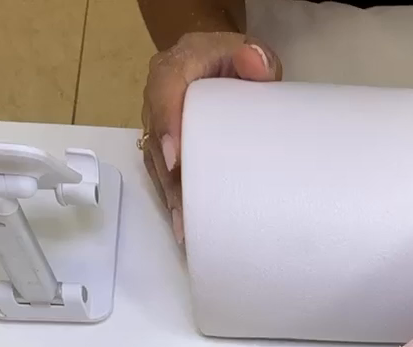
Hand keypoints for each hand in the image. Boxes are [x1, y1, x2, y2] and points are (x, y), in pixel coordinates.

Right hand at [142, 32, 279, 244]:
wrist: (222, 64)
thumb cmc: (237, 62)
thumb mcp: (248, 52)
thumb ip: (256, 57)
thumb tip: (255, 66)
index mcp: (177, 67)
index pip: (164, 91)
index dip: (166, 125)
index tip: (175, 160)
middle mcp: (160, 97)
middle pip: (156, 137)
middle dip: (168, 177)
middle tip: (183, 210)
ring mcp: (160, 125)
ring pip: (156, 162)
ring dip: (169, 196)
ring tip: (184, 229)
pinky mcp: (165, 147)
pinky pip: (162, 173)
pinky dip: (172, 199)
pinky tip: (184, 228)